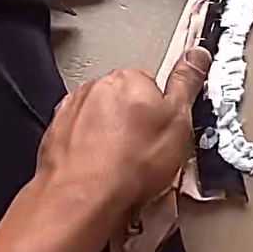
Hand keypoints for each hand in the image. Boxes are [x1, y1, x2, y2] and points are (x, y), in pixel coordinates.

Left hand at [33, 49, 209, 227]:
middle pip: (123, 100)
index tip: (163, 133)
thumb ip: (186, 84)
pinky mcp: (55, 133)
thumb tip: (196, 55)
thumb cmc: (130, 164)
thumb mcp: (178, 122)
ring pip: (99, 118)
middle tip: (145, 151)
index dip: (161, 114)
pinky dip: (87, 149)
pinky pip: (78, 137)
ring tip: (122, 165)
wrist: (84, 196)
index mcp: (129, 78)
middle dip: (133, 122)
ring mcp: (72, 109)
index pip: (151, 85)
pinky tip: (100, 169)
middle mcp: (97, 87)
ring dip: (108, 136)